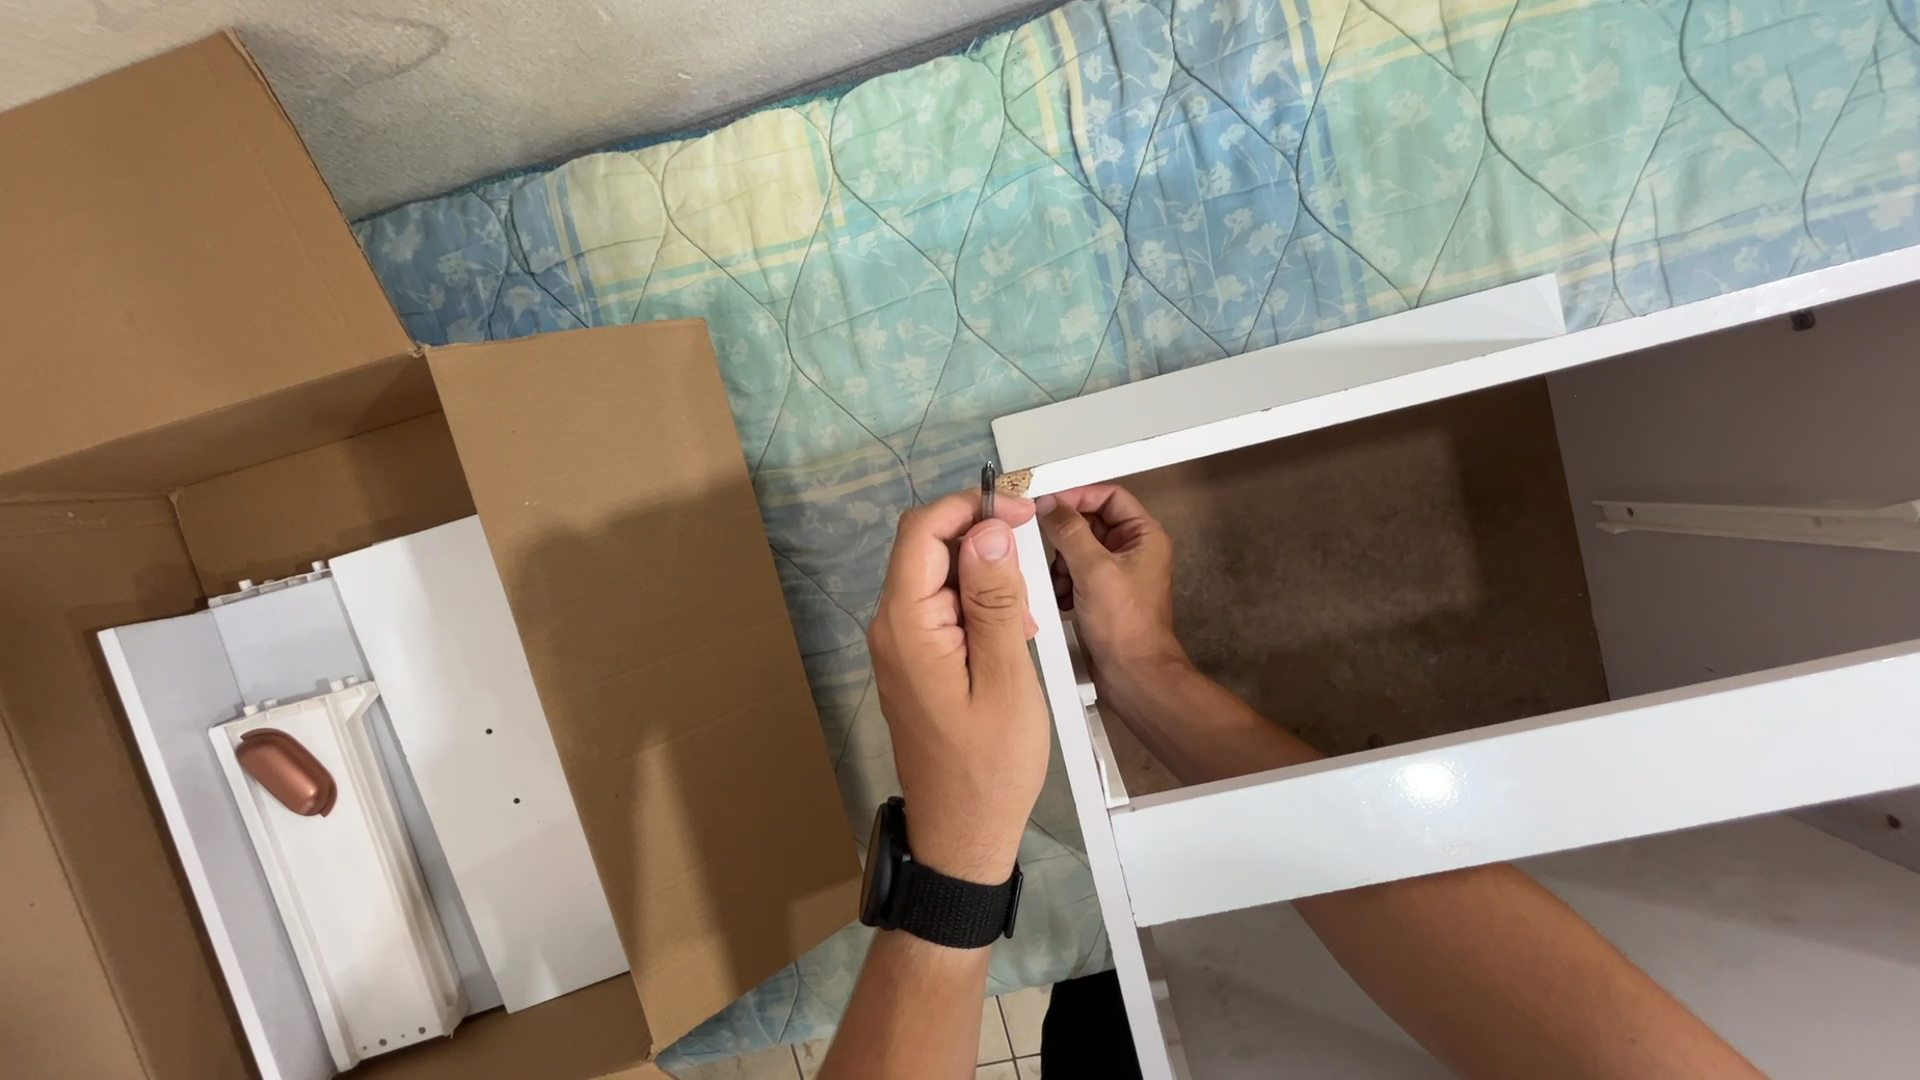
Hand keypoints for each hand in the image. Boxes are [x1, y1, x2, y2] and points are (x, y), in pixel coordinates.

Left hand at [867, 489, 1048, 884]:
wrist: (962, 835)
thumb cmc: (990, 766)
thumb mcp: (1006, 679)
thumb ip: (995, 601)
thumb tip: (987, 530)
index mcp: (906, 624)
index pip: (922, 531)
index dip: (970, 507)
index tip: (1021, 511)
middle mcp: (891, 626)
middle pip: (927, 549)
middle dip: (980, 537)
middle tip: (1034, 557)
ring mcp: (899, 646)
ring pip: (937, 577)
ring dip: (983, 574)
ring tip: (1029, 609)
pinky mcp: (914, 662)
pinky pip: (941, 610)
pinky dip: (976, 604)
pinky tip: (1012, 632)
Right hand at [1037, 485, 1192, 707]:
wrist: (1132, 675)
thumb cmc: (1126, 626)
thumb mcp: (1094, 569)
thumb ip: (1069, 531)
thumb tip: (1050, 504)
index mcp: (1143, 536)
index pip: (1109, 496)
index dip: (1079, 495)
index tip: (1049, 502)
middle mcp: (1131, 550)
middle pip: (1088, 523)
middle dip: (1065, 538)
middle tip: (1050, 549)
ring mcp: (1115, 573)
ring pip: (1075, 549)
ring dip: (1061, 563)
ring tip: (1062, 582)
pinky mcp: (1100, 595)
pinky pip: (1073, 574)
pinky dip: (1062, 583)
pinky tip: (1064, 598)